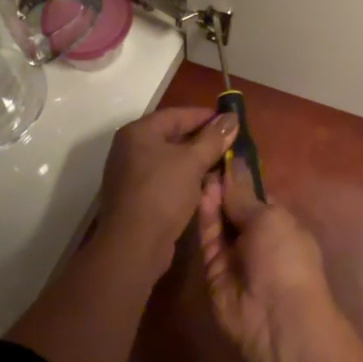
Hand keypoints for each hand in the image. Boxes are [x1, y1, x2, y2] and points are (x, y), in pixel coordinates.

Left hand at [96, 107, 237, 251]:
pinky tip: (205, 187)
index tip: (230, 121)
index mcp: (138, 133)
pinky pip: (165, 180)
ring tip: (222, 165)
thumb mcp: (192, 162)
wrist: (133, 246)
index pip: (177, 115)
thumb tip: (231, 118)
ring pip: (170, 161)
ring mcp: (131, 175)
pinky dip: (185, 180)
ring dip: (196, 163)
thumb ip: (213, 139)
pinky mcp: (137, 198)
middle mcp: (130, 149)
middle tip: (230, 144)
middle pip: (172, 137)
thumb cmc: (162, 194)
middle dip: (202, 141)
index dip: (205, 116)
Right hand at [197, 160, 332, 361]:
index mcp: (280, 223)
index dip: (241, 176)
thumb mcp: (269, 218)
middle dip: (223, 186)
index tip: (223, 152)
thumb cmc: (285, 258)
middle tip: (206, 158)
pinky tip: (200, 192)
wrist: (276, 319)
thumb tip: (234, 164)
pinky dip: (205, 217)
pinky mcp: (213, 270)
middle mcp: (257, 238)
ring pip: (219, 221)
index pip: (256, 194)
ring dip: (212, 198)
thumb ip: (244, 194)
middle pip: (235, 207)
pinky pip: (208, 239)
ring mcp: (235, 255)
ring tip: (201, 169)